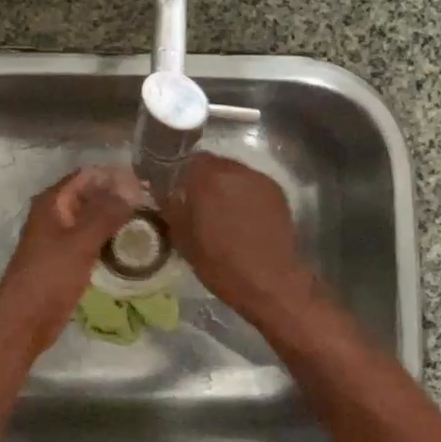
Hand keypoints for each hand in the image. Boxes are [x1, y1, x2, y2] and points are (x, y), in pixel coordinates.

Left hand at [0, 167, 144, 351]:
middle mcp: (55, 215)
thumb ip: (106, 213)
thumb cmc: (49, 278)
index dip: (116, 175)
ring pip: (94, 219)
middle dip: (120, 197)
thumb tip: (132, 186)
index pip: (88, 175)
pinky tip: (134, 244)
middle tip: (156, 203)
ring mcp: (61, 238)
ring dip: (117, 219)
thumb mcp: (80, 243)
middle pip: (92, 196)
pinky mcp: (68, 259)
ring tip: (152, 221)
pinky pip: (93, 241)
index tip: (148, 182)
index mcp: (52, 203)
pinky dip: (111, 239)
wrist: (25, 321)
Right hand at [164, 153, 316, 326]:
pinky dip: (244, 194)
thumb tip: (163, 191)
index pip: (187, 159)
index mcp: (207, 178)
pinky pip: (252, 185)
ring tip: (222, 211)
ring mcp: (260, 179)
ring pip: (234, 173)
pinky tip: (243, 217)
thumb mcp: (182, 238)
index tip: (176, 190)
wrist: (269, 282)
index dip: (180, 173)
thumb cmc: (219, 263)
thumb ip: (171, 206)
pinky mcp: (277, 191)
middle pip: (213, 164)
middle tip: (198, 202)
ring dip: (225, 186)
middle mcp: (235, 170)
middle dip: (203, 179)